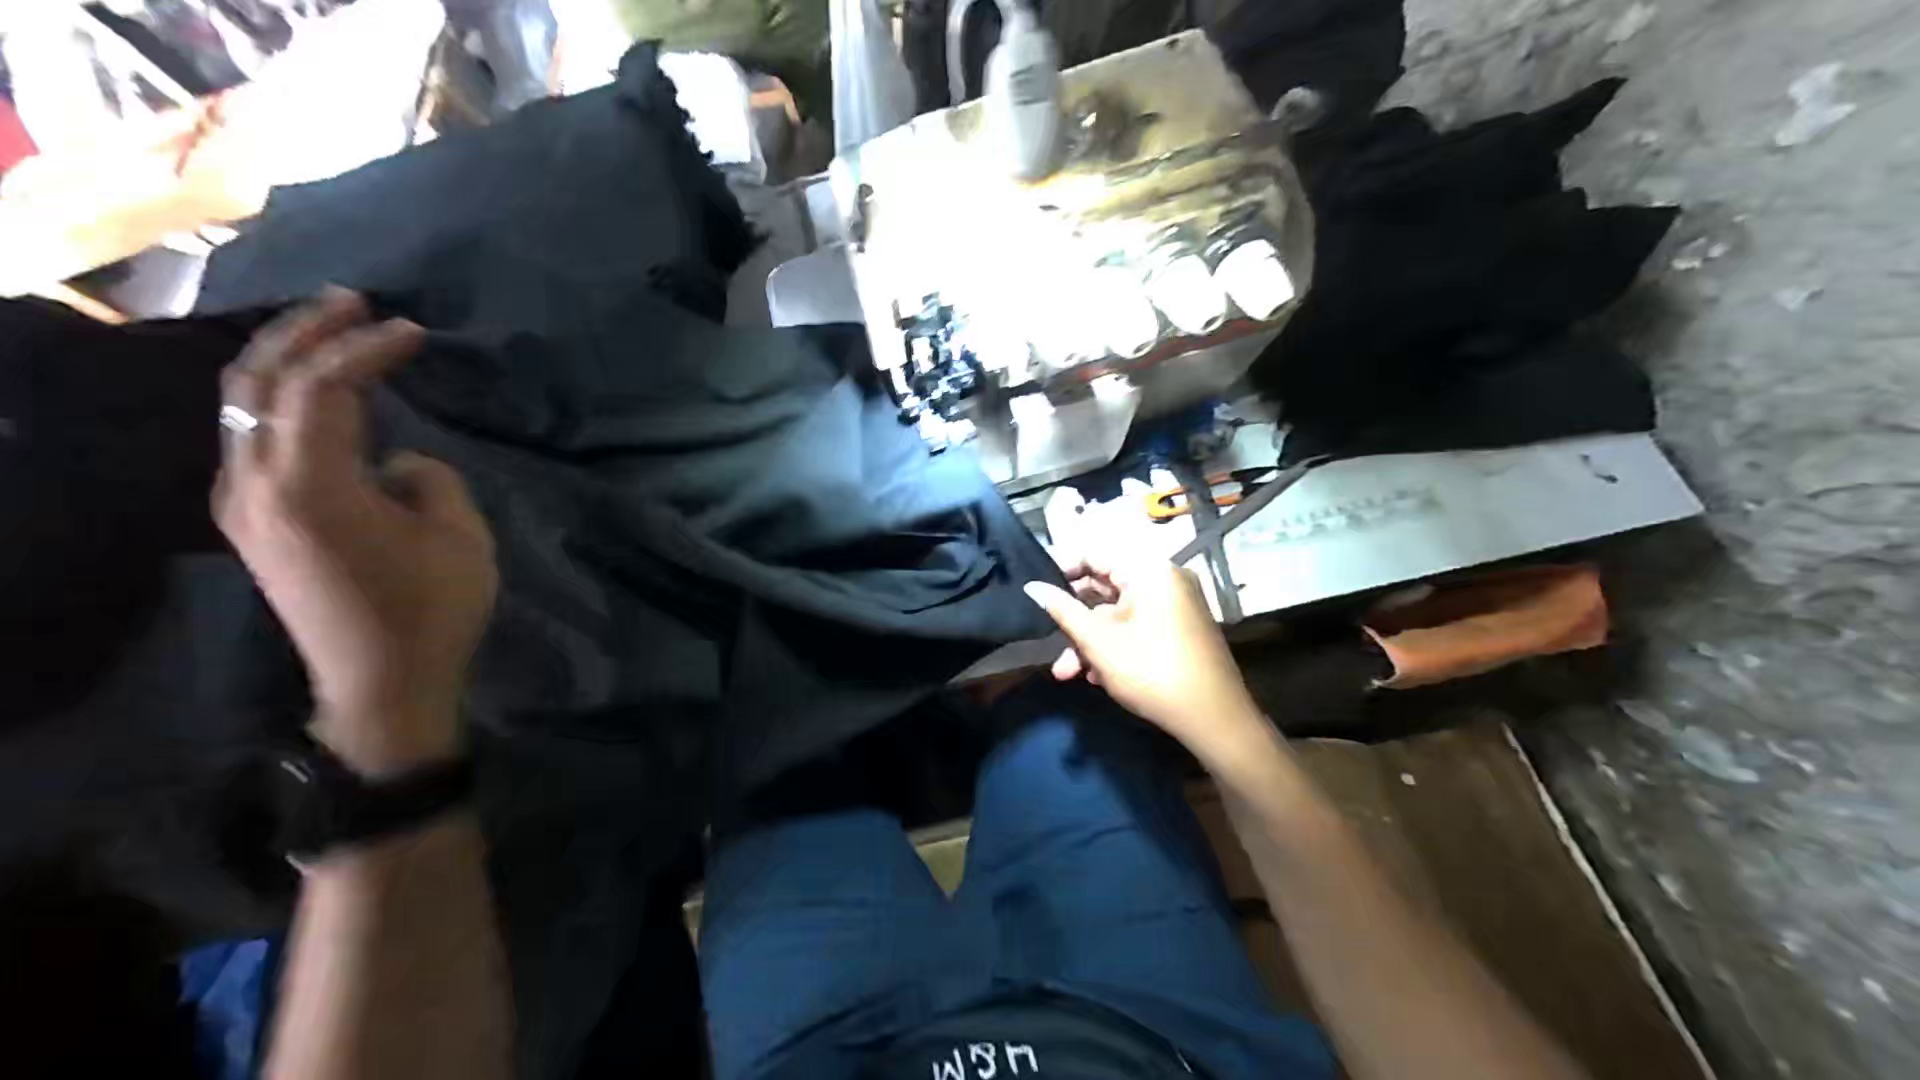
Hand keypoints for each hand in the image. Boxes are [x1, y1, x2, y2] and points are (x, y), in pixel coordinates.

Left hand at [214, 288, 497, 775]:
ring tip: (333, 333)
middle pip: (259, 383)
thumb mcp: (460, 538)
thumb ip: (429, 479)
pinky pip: (250, 438)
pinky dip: (280, 400)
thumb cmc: (431, 611)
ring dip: (285, 362)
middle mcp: (254, 484)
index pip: (323, 389)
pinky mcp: (252, 523)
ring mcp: (242, 504)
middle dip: (308, 333)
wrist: (378, 684)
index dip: (367, 351)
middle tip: (356, 302)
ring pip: (241, 407)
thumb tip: (397, 462)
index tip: (413, 331)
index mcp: (311, 486)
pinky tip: (315, 395)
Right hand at [1023, 555, 1269, 764]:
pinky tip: (1097, 676)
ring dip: (1090, 641)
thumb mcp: (1098, 641)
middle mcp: (1165, 580)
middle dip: (1073, 620)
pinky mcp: (1179, 629)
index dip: (1059, 569)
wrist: (1214, 719)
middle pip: (1105, 588)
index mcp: (1149, 571)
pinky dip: (1115, 645)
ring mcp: (1175, 605)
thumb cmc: (1151, 671)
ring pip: (1118, 614)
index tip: (1034, 589)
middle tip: (1047, 640)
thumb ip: (1062, 610)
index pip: (1094, 555)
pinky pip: (1137, 626)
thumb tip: (1032, 587)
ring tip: (1068, 673)